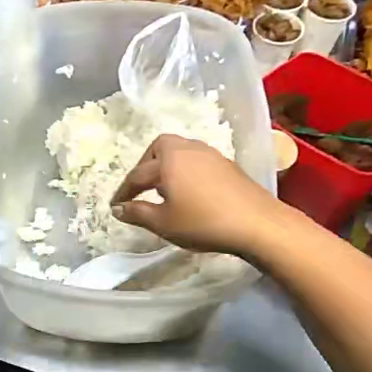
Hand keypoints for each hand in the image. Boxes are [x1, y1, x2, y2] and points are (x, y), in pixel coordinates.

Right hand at [110, 134, 293, 257]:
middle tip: (140, 188)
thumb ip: (138, 213)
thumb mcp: (164, 223)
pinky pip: (197, 161)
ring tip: (164, 190)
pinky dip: (185, 171)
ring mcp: (211, 154)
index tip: (115, 206)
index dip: (124, 192)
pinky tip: (189, 192)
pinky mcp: (228, 165)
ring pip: (180, 152)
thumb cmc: (203, 223)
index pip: (137, 175)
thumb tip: (118, 209)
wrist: (256, 223)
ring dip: (167, 167)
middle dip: (145, 165)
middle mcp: (188, 149)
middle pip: (159, 148)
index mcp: (167, 159)